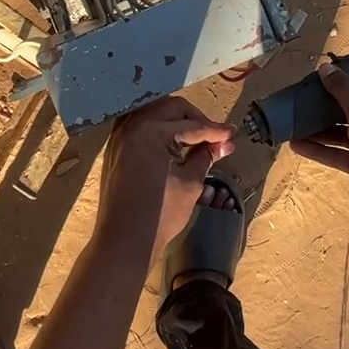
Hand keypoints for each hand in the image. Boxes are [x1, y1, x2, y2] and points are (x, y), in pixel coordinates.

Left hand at [97, 96, 234, 264]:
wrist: (124, 240)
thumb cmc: (160, 214)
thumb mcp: (190, 183)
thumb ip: (206, 157)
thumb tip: (224, 145)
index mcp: (152, 132)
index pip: (192, 125)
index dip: (215, 130)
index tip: (232, 133)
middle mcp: (133, 127)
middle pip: (171, 108)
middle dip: (196, 119)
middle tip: (214, 136)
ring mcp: (120, 136)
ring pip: (153, 111)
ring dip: (175, 118)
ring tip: (195, 136)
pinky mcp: (115, 148)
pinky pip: (138, 124)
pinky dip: (157, 126)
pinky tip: (170, 139)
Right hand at [292, 63, 348, 225]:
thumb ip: (344, 90)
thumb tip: (326, 68)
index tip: (340, 70)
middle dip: (333, 102)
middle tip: (308, 95)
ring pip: (344, 132)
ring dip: (321, 127)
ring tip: (295, 120)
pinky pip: (339, 153)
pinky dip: (320, 149)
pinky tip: (297, 145)